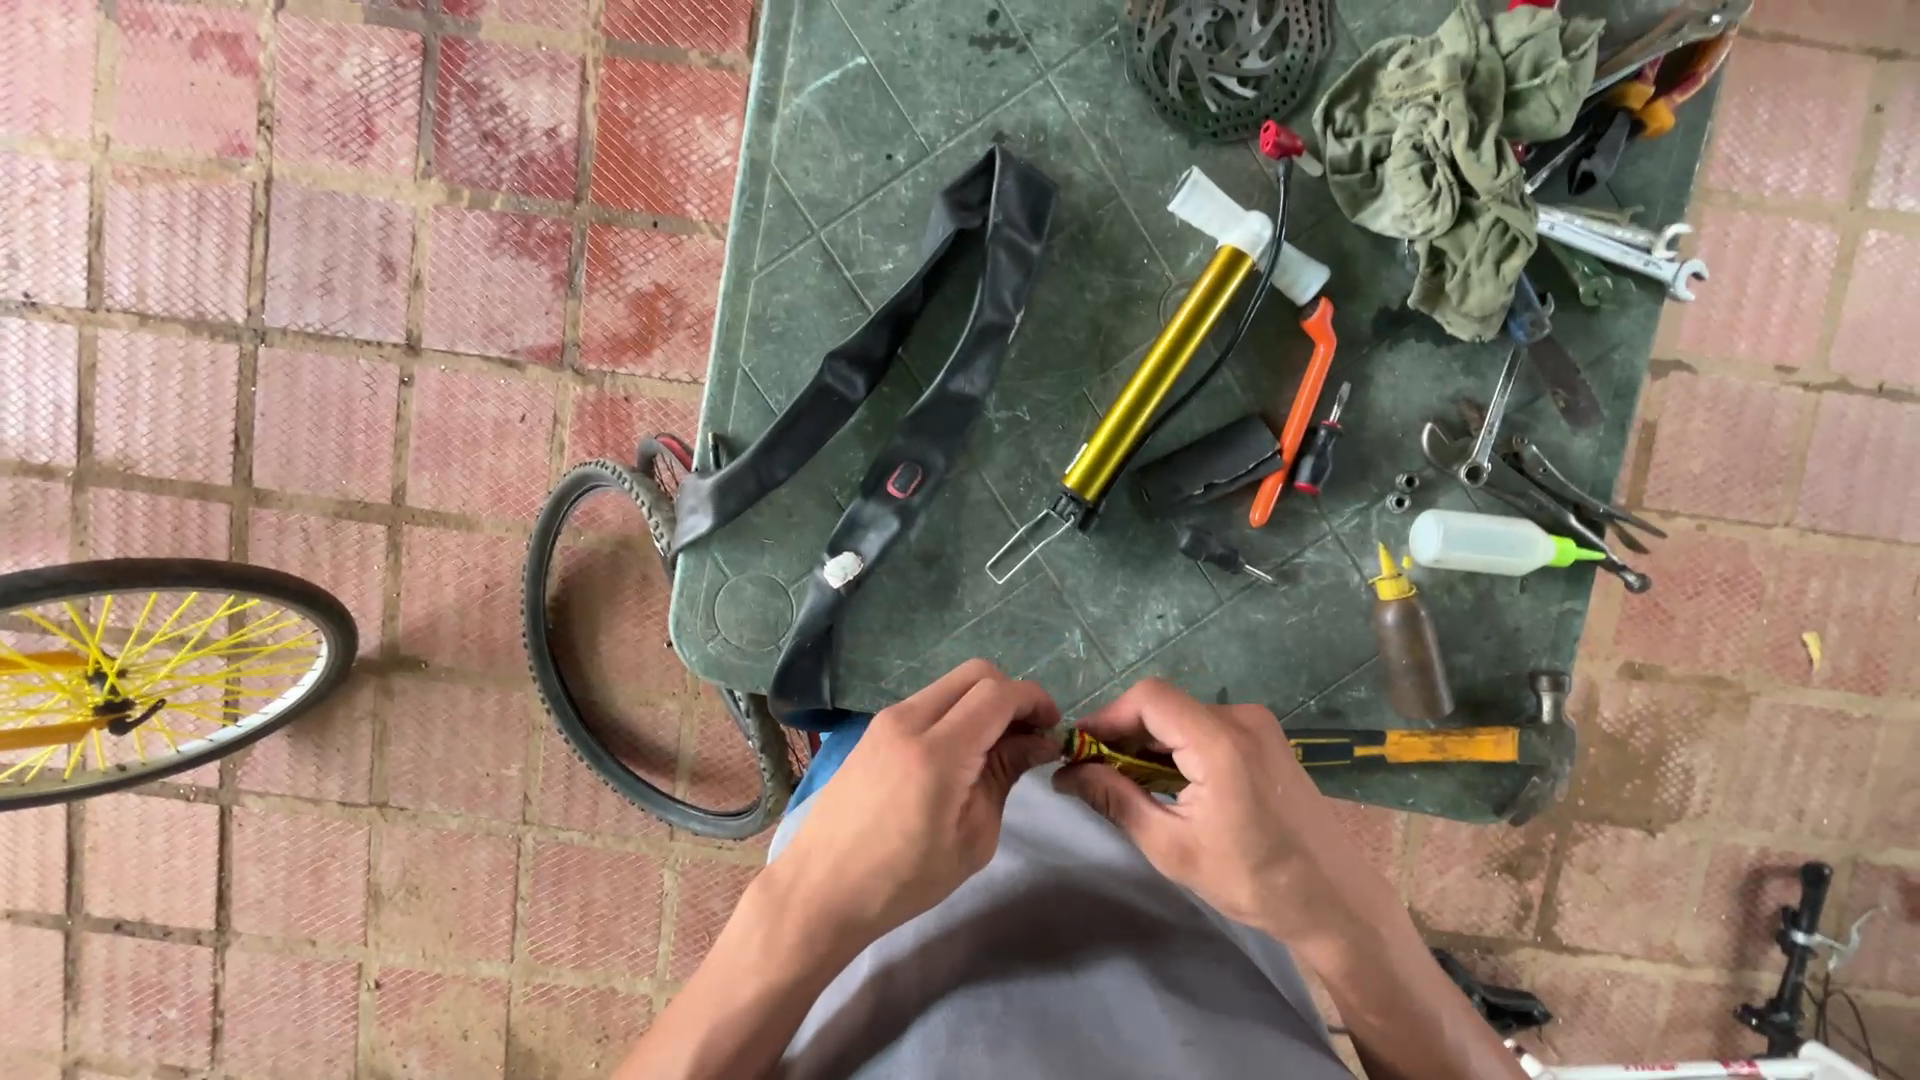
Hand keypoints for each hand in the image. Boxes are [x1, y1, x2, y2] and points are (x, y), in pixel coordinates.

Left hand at [768, 660, 1059, 944]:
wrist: (822, 889)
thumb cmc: (903, 880)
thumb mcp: (973, 838)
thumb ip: (1005, 776)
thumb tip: (1038, 741)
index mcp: (937, 751)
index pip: (999, 693)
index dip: (1035, 701)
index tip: (1053, 728)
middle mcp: (909, 720)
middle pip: (976, 673)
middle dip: (1011, 694)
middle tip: (1028, 735)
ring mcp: (886, 720)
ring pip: (950, 684)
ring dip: (982, 701)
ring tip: (997, 747)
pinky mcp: (874, 729)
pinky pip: (928, 701)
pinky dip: (956, 711)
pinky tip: (962, 752)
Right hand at [1053, 679, 1391, 956]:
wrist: (1334, 901)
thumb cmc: (1252, 880)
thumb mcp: (1172, 847)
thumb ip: (1116, 800)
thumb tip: (1067, 775)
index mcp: (1221, 741)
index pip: (1148, 699)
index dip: (1106, 717)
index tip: (1078, 751)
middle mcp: (1241, 719)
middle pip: (1163, 705)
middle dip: (1121, 733)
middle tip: (1092, 771)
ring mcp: (1257, 725)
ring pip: (1181, 715)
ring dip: (1147, 742)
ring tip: (1122, 780)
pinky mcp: (1264, 738)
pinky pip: (1204, 726)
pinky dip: (1175, 746)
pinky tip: (1162, 780)